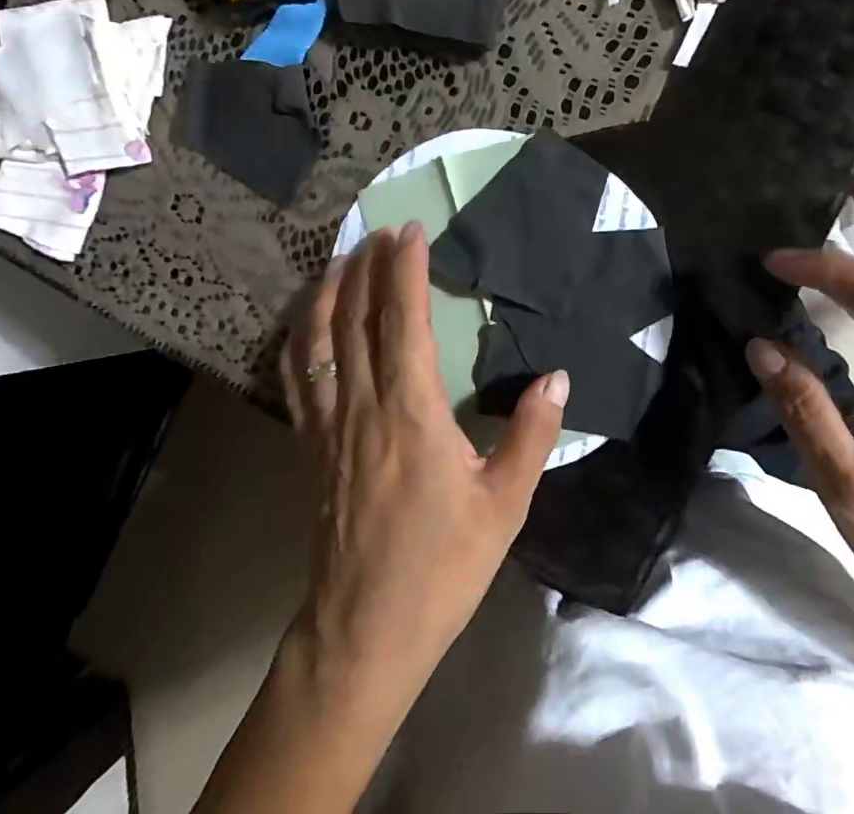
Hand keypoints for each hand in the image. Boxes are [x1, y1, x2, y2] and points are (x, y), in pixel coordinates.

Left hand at [281, 224, 569, 683]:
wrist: (367, 622)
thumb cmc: (443, 566)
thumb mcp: (504, 506)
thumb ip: (529, 436)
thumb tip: (557, 377)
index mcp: (412, 413)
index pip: (403, 322)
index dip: (405, 271)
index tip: (410, 231)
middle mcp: (361, 405)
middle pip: (355, 319)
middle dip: (365, 267)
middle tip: (376, 230)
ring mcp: (327, 424)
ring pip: (317, 341)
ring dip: (327, 293)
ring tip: (339, 260)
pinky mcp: (309, 445)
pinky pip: (296, 379)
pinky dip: (298, 340)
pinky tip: (304, 324)